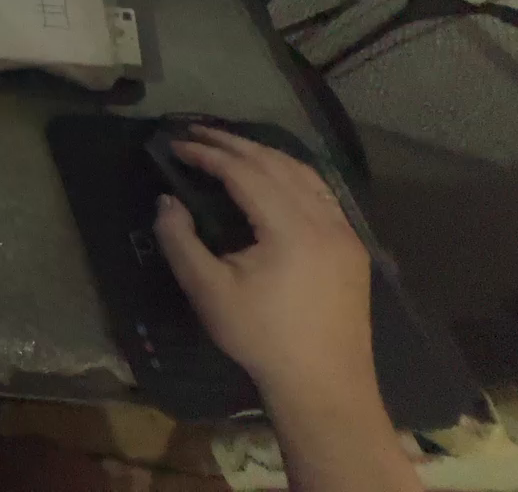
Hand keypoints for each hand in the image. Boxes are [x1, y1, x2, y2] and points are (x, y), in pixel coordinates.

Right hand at [153, 126, 373, 404]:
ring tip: (226, 144)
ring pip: (304, 175)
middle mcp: (326, 225)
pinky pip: (320, 193)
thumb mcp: (205, 287)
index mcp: (292, 232)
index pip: (246, 174)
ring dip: (263, 153)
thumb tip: (167, 200)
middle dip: (232, 144)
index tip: (174, 145)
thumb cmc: (260, 335)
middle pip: (277, 166)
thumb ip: (178, 237)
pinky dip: (289, 171)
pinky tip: (268, 172)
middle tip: (193, 132)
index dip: (207, 155)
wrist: (324, 386)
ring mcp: (345, 236)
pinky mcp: (350, 249)